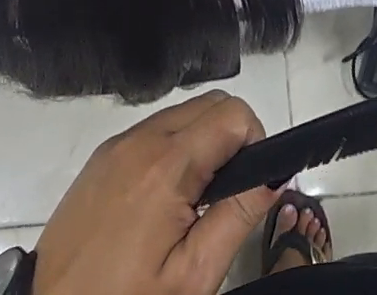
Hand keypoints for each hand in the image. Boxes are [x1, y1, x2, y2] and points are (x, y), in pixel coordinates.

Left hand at [33, 91, 279, 294]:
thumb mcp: (193, 274)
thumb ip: (237, 217)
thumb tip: (274, 176)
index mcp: (167, 164)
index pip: (233, 114)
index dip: (255, 142)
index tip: (250, 183)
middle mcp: (140, 139)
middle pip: (210, 103)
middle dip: (232, 138)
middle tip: (227, 195)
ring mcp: (117, 145)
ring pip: (182, 113)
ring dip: (203, 142)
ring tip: (196, 203)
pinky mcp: (102, 156)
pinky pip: (153, 131)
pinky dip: (174, 148)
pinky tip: (167, 199)